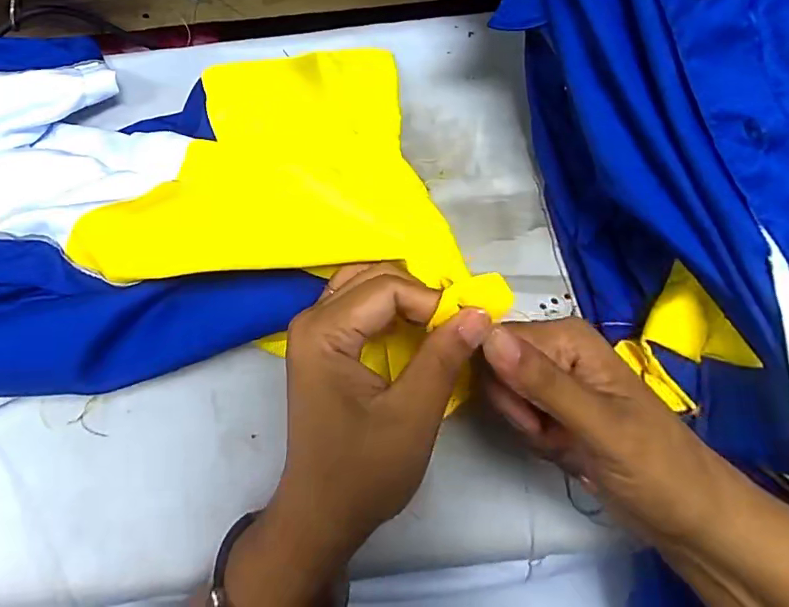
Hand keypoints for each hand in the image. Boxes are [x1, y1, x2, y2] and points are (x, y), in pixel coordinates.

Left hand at [220, 263, 491, 604]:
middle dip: (419, 292)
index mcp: (323, 331)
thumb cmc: (363, 471)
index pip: (386, 287)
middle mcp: (311, 317)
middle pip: (372, 276)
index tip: (467, 328)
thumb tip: (478, 313)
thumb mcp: (413, 416)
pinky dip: (389, 307)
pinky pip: (357, 302)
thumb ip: (442, 358)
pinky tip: (416, 330)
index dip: (431, 301)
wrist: (321, 511)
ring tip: (440, 324)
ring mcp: (312, 328)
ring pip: (364, 283)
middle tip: (457, 324)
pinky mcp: (321, 341)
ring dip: (404, 295)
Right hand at [480, 320, 788, 606]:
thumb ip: (542, 382)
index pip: (495, 340)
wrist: (699, 525)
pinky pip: (516, 412)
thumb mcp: (600, 427)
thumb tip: (487, 334)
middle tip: (551, 433)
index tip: (532, 415)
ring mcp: (553, 378)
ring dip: (525, 424)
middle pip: (495, 365)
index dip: (503, 380)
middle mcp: (556, 347)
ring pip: (502, 391)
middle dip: (516, 406)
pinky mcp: (553, 406)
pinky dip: (532, 436)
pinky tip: (562, 449)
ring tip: (563, 443)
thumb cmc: (659, 471)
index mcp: (566, 335)